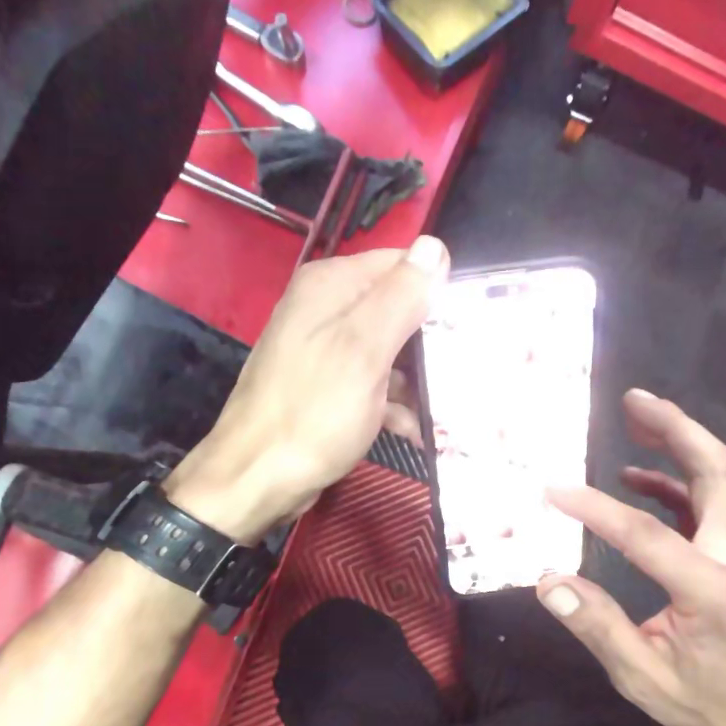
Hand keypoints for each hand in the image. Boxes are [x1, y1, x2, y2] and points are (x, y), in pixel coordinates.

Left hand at [165, 236, 447, 543]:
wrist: (259, 480)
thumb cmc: (315, 413)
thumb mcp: (364, 351)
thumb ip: (401, 297)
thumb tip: (437, 245)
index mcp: (333, 286)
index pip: (403, 265)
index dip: (437, 292)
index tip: (467, 328)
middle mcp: (327, 307)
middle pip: (399, 308)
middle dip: (431, 343)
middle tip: (459, 373)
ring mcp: (327, 348)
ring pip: (392, 350)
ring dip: (418, 381)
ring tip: (442, 410)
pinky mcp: (329, 384)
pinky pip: (375, 381)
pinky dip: (396, 403)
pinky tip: (414, 430)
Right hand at [537, 390, 725, 725]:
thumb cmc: (701, 701)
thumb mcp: (641, 676)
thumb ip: (597, 626)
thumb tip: (548, 580)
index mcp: (714, 592)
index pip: (648, 535)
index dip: (597, 509)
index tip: (552, 490)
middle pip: (717, 471)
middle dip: (675, 428)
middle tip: (632, 399)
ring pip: (718, 476)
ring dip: (679, 441)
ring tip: (633, 415)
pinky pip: (708, 500)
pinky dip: (674, 479)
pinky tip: (636, 476)